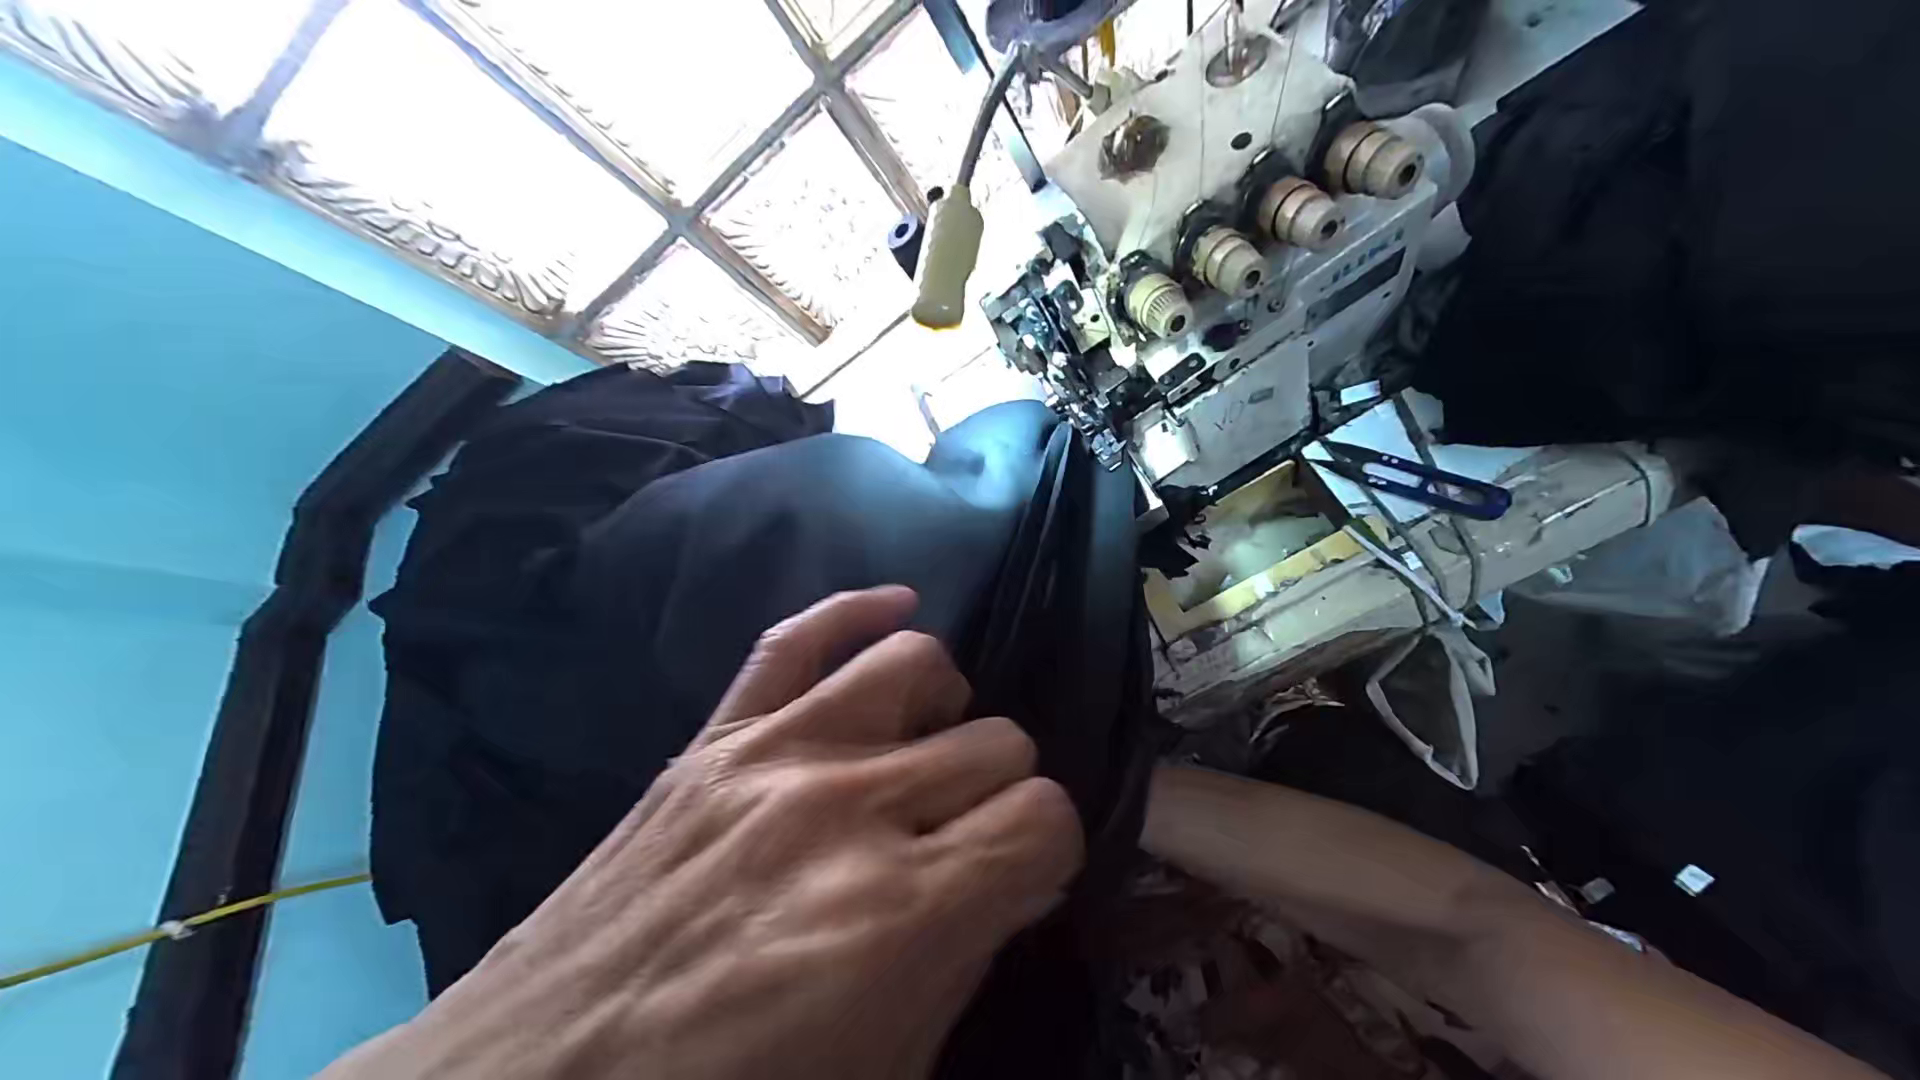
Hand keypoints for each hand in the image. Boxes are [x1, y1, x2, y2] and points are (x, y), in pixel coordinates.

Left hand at [322, 586, 1083, 1079]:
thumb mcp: (886, 1070)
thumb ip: (966, 954)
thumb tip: (1009, 872)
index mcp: (898, 916)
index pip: (1043, 818)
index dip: (1049, 849)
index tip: (1024, 874)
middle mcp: (847, 810)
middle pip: (996, 742)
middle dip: (1003, 791)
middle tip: (972, 835)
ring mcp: (774, 756)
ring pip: (916, 663)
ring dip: (947, 708)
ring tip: (927, 751)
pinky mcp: (715, 737)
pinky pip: (797, 636)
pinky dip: (855, 611)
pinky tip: (894, 610)